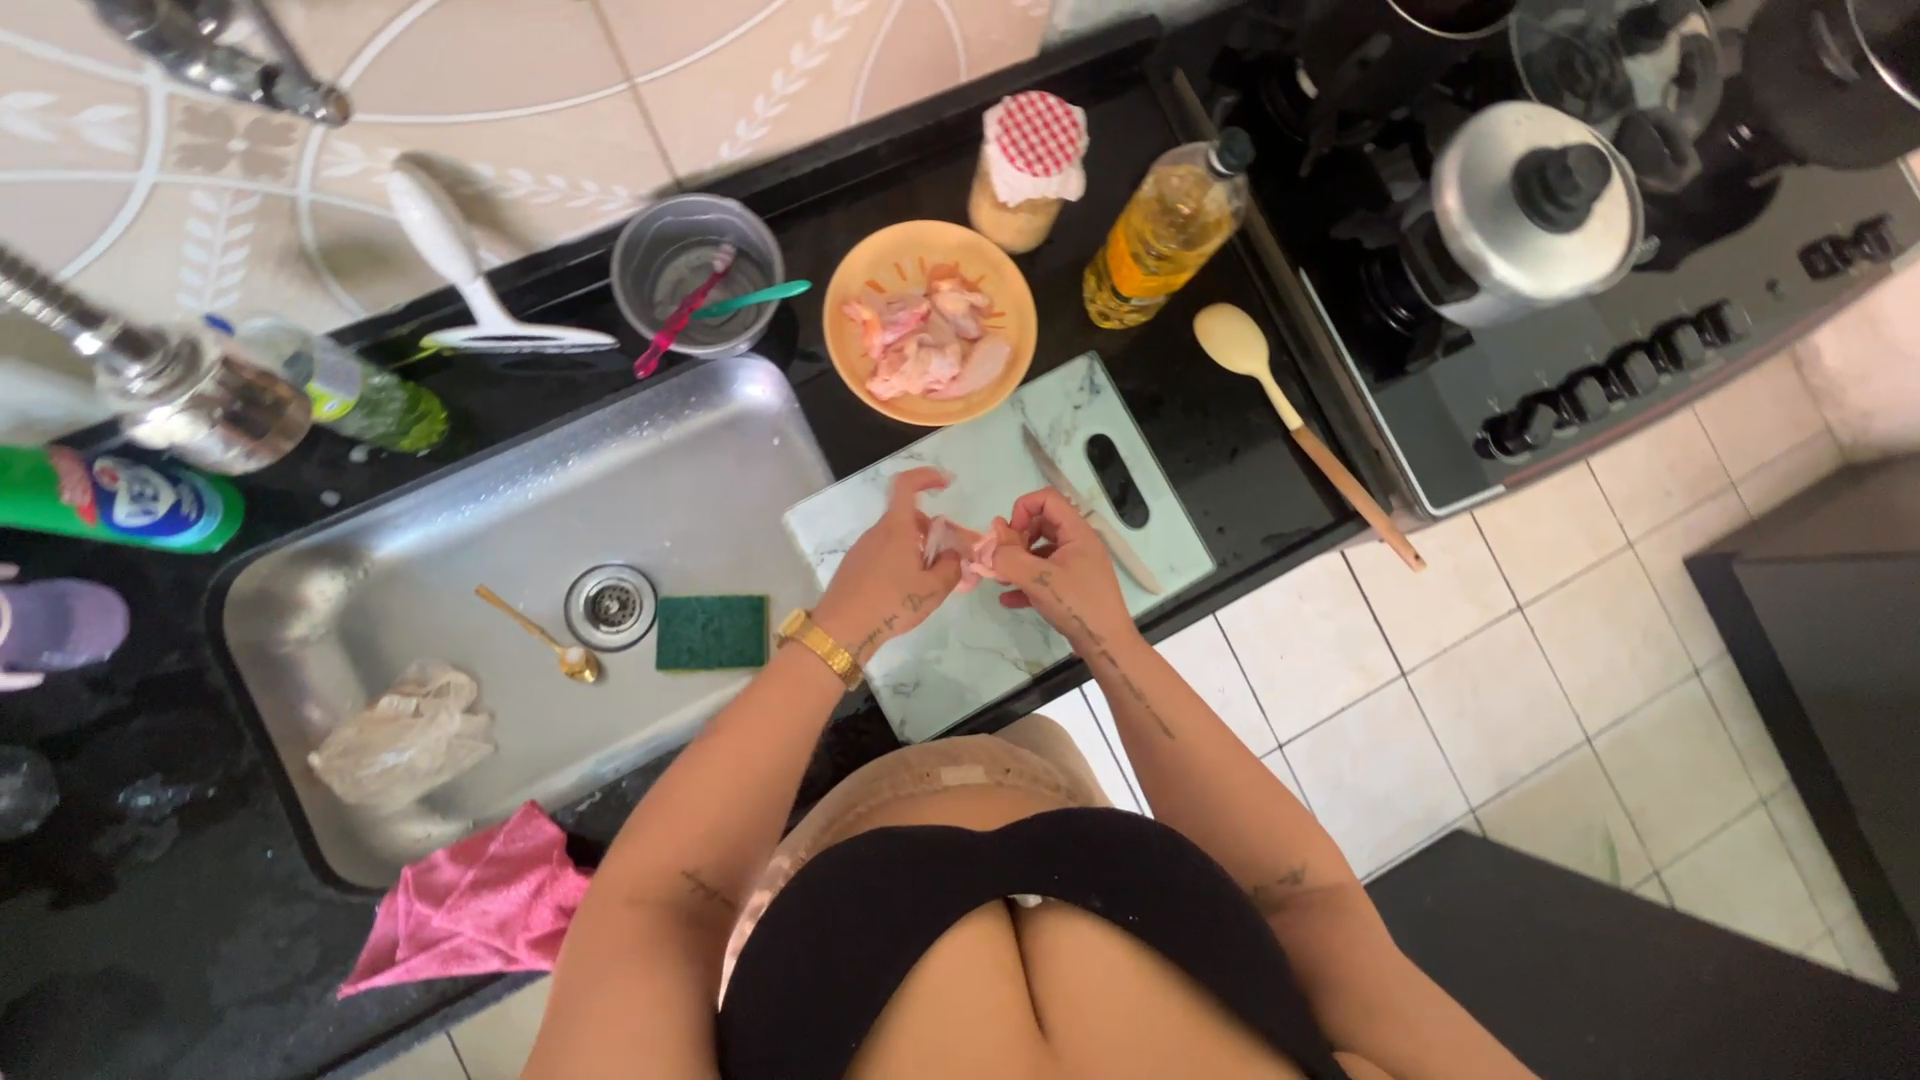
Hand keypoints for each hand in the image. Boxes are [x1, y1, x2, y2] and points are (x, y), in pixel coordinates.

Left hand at [812, 467, 964, 663]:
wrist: (842, 630)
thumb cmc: (891, 604)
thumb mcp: (933, 589)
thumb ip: (951, 567)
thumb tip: (953, 554)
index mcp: (897, 529)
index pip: (907, 484)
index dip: (927, 476)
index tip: (947, 483)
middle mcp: (877, 532)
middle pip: (908, 517)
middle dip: (931, 530)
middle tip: (948, 556)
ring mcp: (863, 548)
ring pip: (896, 537)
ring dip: (916, 549)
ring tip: (928, 580)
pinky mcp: (854, 566)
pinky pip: (884, 552)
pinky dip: (900, 560)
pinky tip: (905, 590)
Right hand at [992, 488, 1136, 652]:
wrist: (1106, 643)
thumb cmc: (1076, 604)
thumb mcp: (1038, 580)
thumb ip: (1009, 557)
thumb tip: (990, 541)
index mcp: (1076, 532)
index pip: (1047, 499)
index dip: (1023, 509)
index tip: (1009, 536)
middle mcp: (1078, 543)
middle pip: (1042, 523)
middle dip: (1017, 538)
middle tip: (1003, 560)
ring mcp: (1077, 565)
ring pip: (1041, 551)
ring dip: (1018, 561)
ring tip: (1002, 579)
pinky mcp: (1073, 586)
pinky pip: (1045, 575)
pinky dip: (1026, 582)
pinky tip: (1008, 598)